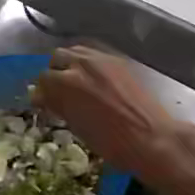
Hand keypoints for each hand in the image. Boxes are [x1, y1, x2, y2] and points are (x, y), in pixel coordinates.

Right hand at [33, 46, 187, 180]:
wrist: (151, 138)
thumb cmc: (111, 143)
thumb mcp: (76, 127)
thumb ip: (58, 106)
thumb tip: (44, 98)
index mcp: (65, 83)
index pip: (43, 79)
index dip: (42, 92)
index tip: (44, 103)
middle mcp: (81, 63)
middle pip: (57, 57)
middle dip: (54, 72)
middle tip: (58, 90)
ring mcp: (102, 59)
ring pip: (77, 51)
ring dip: (71, 63)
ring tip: (76, 81)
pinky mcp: (119, 60)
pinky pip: (96, 54)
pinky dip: (89, 63)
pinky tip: (94, 80)